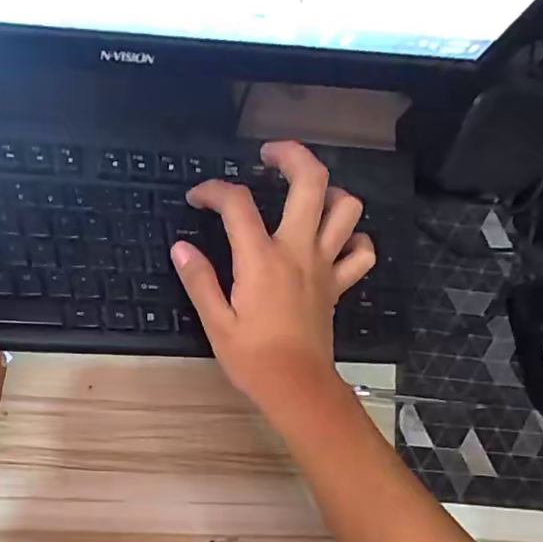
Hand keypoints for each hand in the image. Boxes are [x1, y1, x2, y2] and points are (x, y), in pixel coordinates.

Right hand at [169, 141, 375, 414]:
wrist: (296, 387)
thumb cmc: (253, 359)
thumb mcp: (215, 322)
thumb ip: (199, 280)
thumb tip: (181, 248)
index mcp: (261, 259)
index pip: (237, 204)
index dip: (213, 190)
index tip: (197, 198)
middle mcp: (298, 251)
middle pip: (311, 181)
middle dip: (291, 155)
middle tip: (268, 156)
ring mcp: (325, 266)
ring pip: (347, 209)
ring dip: (330, 192)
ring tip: (307, 197)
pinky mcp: (338, 285)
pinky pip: (361, 252)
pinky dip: (354, 239)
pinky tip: (335, 242)